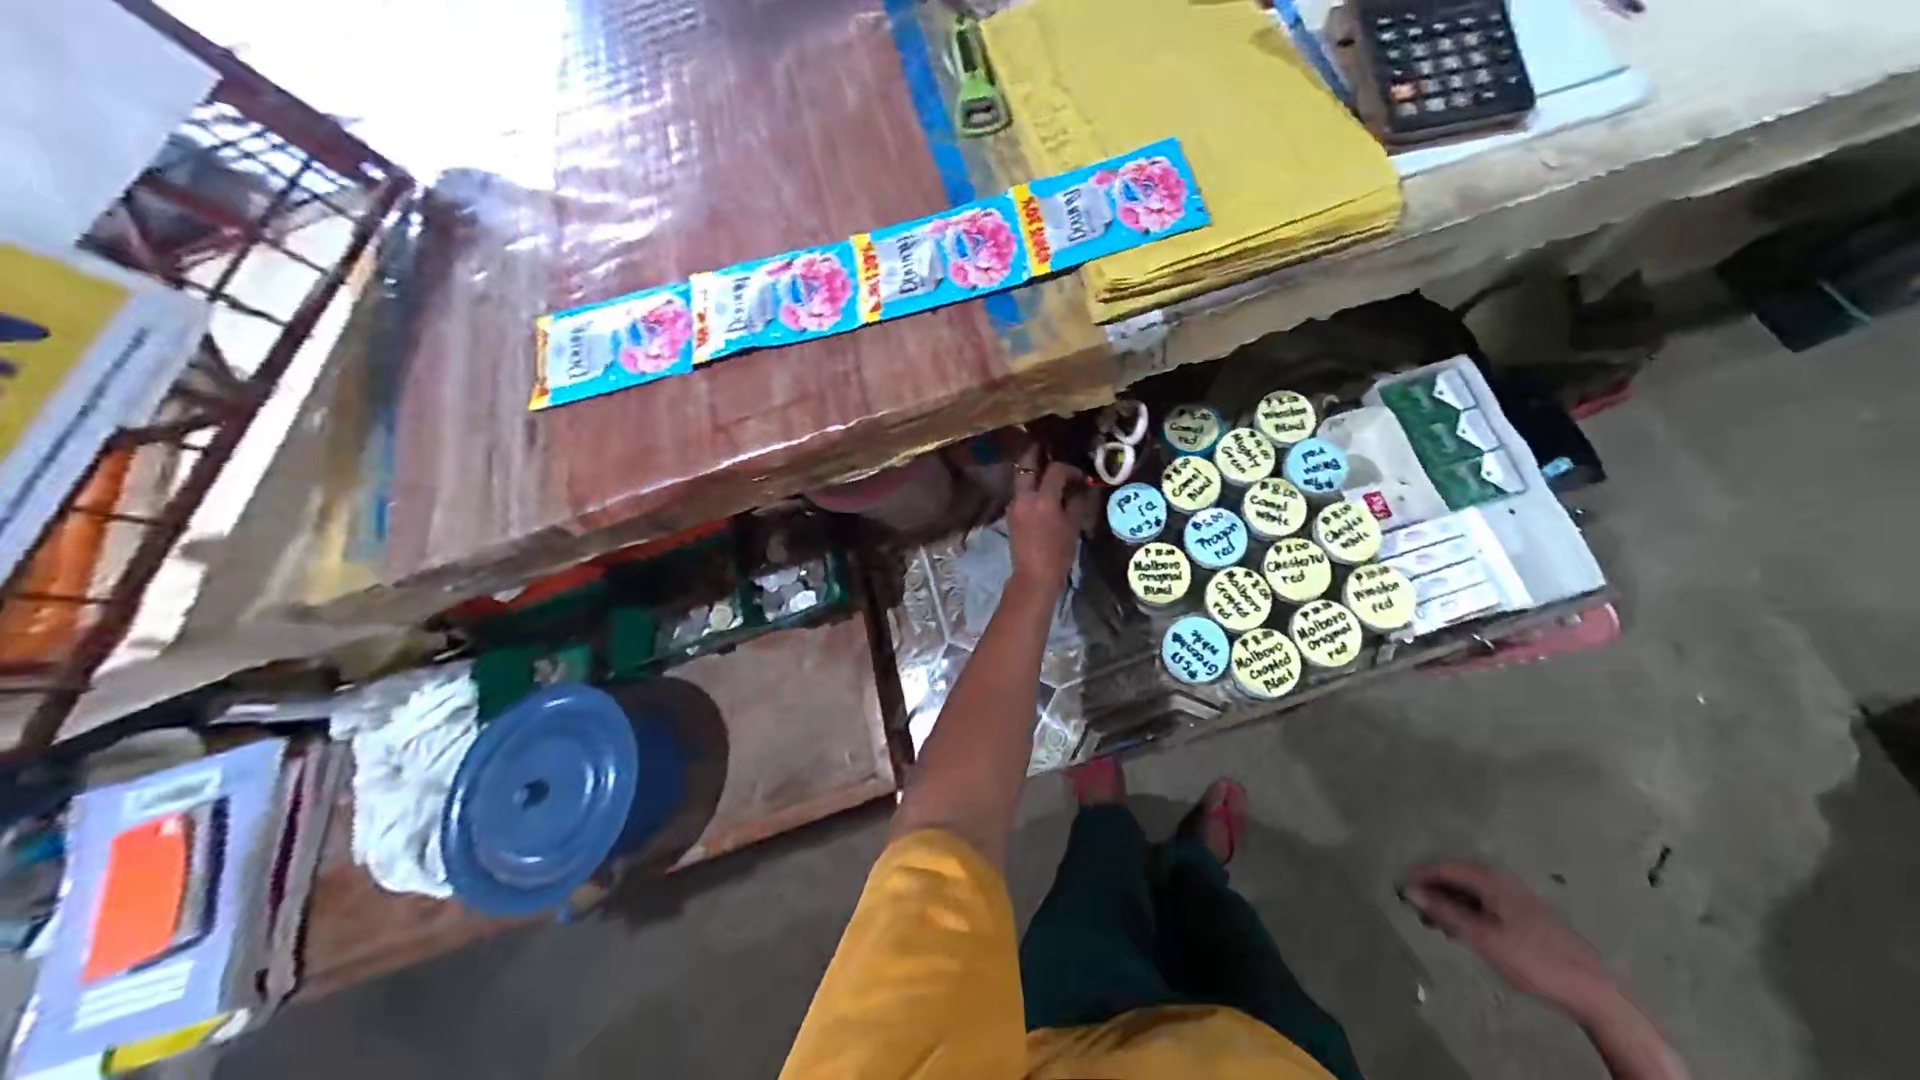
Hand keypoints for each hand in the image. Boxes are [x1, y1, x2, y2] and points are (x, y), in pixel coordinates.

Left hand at [1007, 444, 1093, 595]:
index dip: (1070, 469)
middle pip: (1026, 464)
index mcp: (1043, 500)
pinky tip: (1041, 493)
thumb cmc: (1058, 553)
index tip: (1080, 476)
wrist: (1034, 576)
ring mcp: (1014, 505)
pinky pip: (1020, 493)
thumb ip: (1078, 501)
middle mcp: (1024, 497)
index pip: (1055, 470)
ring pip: (1021, 478)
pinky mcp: (1010, 515)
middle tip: (1047, 446)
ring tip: (1046, 470)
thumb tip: (1082, 486)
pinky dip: (1030, 487)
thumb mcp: (1073, 525)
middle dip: (1036, 453)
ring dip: (1032, 470)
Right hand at [1404, 863, 1613, 1013]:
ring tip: (1437, 921)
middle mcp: (1506, 884)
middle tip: (1417, 905)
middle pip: (1461, 877)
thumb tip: (1412, 891)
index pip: (1447, 868)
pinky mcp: (1528, 918)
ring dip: (1452, 902)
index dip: (1422, 874)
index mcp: (1494, 882)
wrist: (1595, 992)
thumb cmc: (1535, 960)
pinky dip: (1469, 911)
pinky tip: (1466, 930)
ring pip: (1475, 892)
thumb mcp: (1483, 938)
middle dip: (1436, 888)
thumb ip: (1446, 912)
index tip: (1402, 884)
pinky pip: (1488, 905)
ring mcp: (1520, 901)